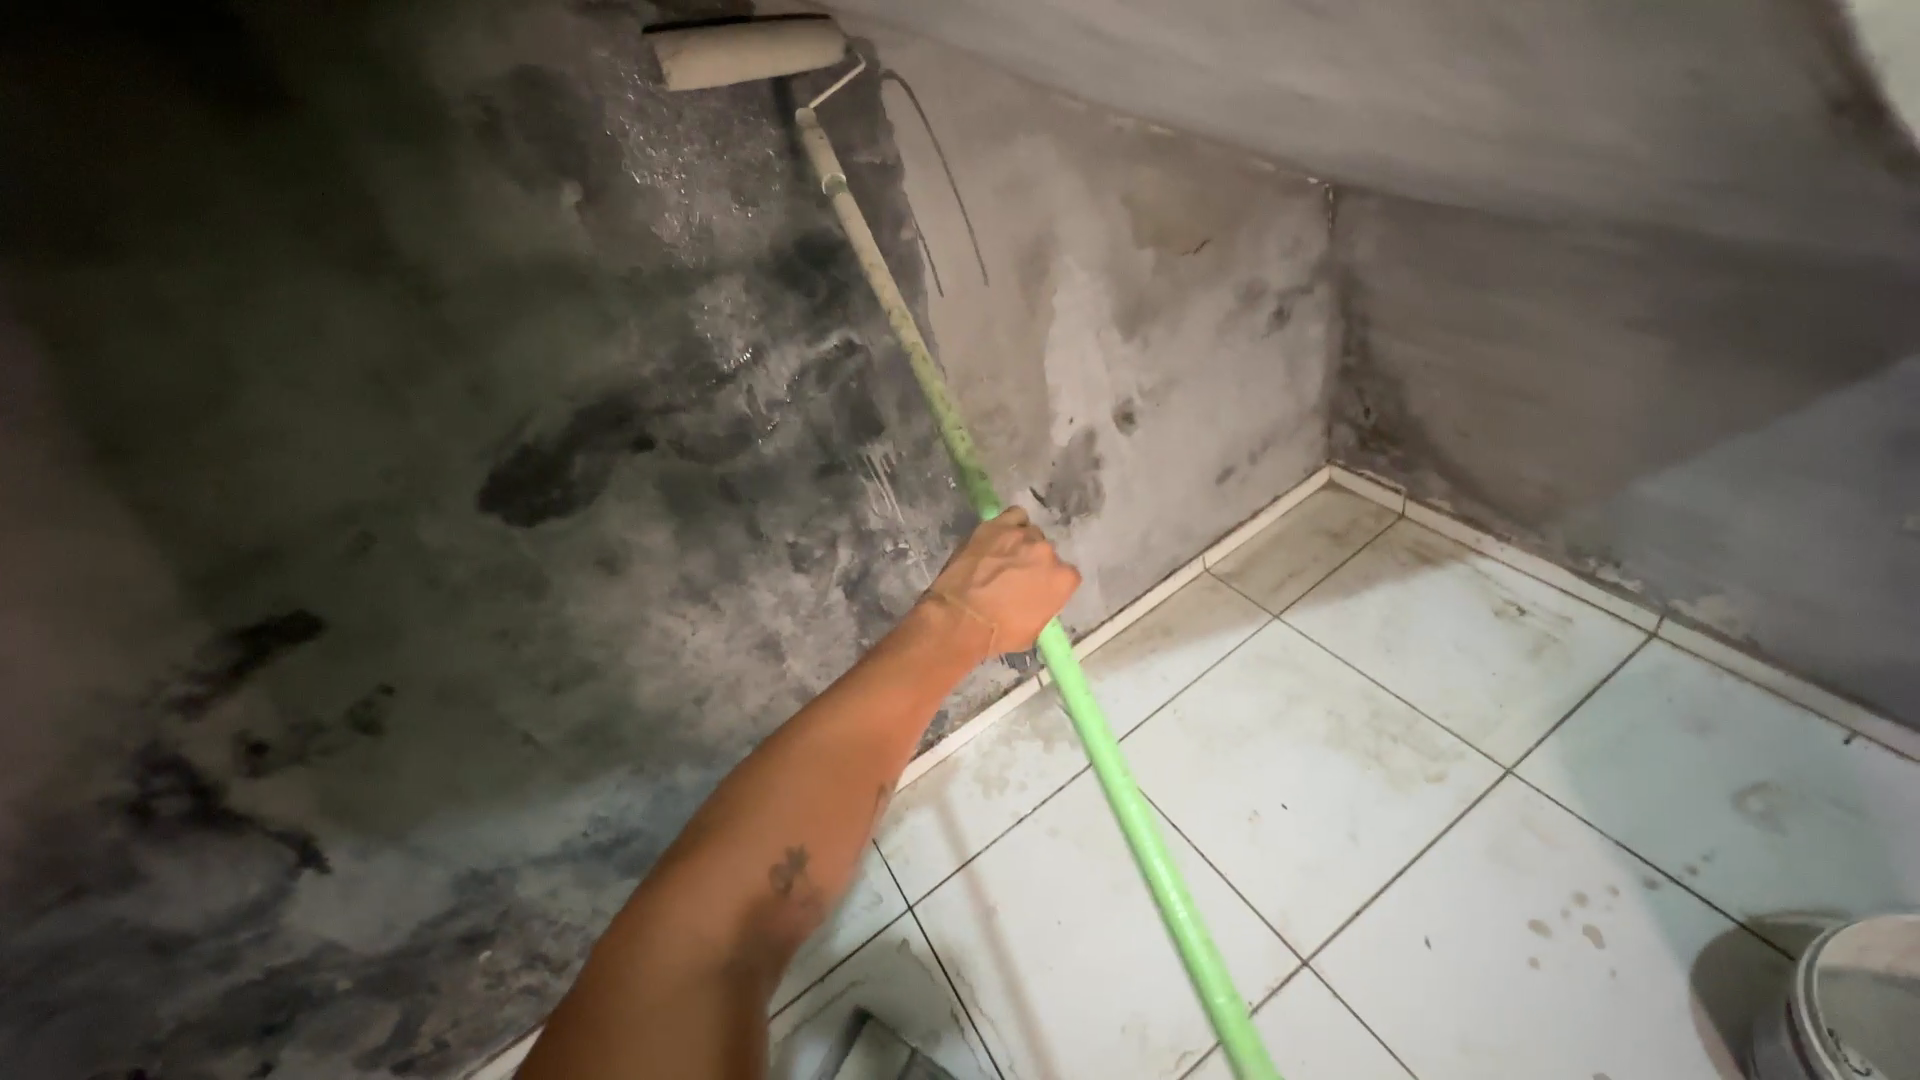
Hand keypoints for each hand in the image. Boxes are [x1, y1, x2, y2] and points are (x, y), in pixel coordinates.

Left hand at [924, 507, 1080, 654]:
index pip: (1067, 575)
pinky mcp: (996, 526)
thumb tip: (1037, 599)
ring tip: (1005, 556)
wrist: (962, 617)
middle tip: (1017, 575)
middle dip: (1035, 562)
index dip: (1051, 583)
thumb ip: (1044, 605)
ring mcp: (1022, 535)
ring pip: (1030, 532)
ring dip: (1022, 543)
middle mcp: (1048, 552)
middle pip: (1047, 552)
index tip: (1037, 590)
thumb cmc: (1000, 632)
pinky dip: (1009, 524)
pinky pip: (1013, 516)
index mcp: (1063, 579)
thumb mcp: (1034, 629)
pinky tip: (1000, 536)